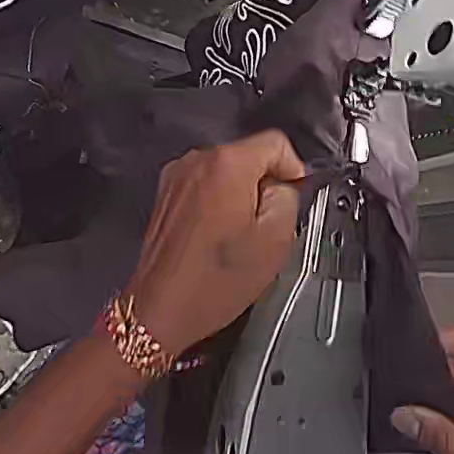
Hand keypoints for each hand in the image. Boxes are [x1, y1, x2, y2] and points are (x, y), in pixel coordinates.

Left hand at [125, 130, 305, 357]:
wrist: (161, 310)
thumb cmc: (214, 281)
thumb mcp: (276, 239)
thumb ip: (290, 198)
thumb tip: (285, 187)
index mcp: (227, 164)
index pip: (277, 143)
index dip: (293, 170)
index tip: (292, 197)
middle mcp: (197, 161)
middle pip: (251, 156)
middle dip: (264, 186)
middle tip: (264, 227)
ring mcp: (177, 177)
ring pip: (228, 173)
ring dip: (241, 196)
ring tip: (239, 237)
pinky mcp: (166, 195)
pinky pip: (206, 187)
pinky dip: (219, 205)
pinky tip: (217, 238)